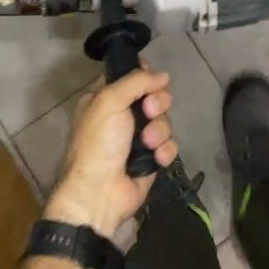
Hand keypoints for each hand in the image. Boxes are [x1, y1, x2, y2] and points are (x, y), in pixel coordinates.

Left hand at [44, 69, 177, 238]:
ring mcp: (137, 138)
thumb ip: (136, 81)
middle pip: (153, 96)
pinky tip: (157, 158)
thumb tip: (163, 75)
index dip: (145, 76)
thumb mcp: (110, 101)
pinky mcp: (150, 158)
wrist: (100, 194)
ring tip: (149, 143)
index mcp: (105, 99)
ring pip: (163, 120)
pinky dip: (165, 150)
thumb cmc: (99, 143)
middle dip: (156, 103)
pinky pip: (168, 144)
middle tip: (149, 111)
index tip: (152, 80)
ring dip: (159, 130)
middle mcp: (122, 116)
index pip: (130, 76)